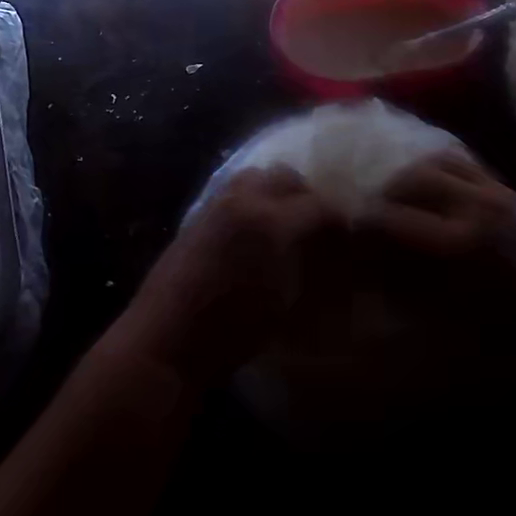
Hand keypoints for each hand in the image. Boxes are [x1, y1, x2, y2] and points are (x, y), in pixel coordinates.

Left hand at [105, 166, 336, 385]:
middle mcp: (242, 201)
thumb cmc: (232, 331)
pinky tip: (254, 228)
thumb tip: (323, 249)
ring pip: (254, 176)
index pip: (319, 205)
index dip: (339, 219)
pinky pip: (230, 192)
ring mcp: (214, 205)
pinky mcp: (195, 217)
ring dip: (275, 191)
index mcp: (270, 222)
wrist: (166, 339)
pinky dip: (250, 199)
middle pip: (284, 176)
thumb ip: (306, 263)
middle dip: (307, 195)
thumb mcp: (284, 301)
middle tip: (318, 223)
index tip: (348, 236)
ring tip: (285, 221)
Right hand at [363, 150, 515, 311]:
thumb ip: (410, 280)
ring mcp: (497, 192)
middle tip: (369, 209)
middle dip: (381, 192)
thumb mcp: (456, 311)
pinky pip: (465, 164)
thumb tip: (372, 262)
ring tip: (397, 194)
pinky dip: (439, 170)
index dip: (361, 222)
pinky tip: (430, 188)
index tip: (346, 229)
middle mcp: (476, 207)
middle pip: (409, 179)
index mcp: (460, 244)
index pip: (391, 218)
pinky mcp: (510, 189)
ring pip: (436, 162)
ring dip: (409, 175)